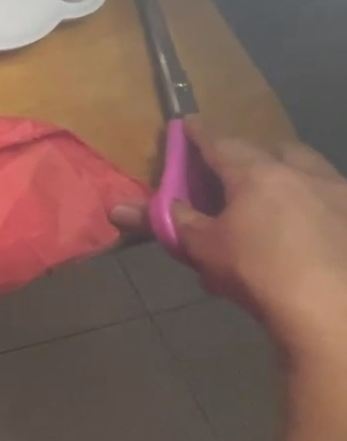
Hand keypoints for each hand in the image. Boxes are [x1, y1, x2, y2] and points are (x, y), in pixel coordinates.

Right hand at [114, 121, 346, 364]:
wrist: (337, 317)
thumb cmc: (259, 271)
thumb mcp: (200, 244)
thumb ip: (164, 219)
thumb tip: (115, 208)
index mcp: (260, 175)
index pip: (222, 142)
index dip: (200, 132)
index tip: (187, 123)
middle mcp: (310, 178)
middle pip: (282, 150)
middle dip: (259, 153)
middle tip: (236, 169)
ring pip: (320, 174)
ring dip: (297, 178)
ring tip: (279, 199)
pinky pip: (340, 203)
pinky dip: (324, 206)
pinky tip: (314, 229)